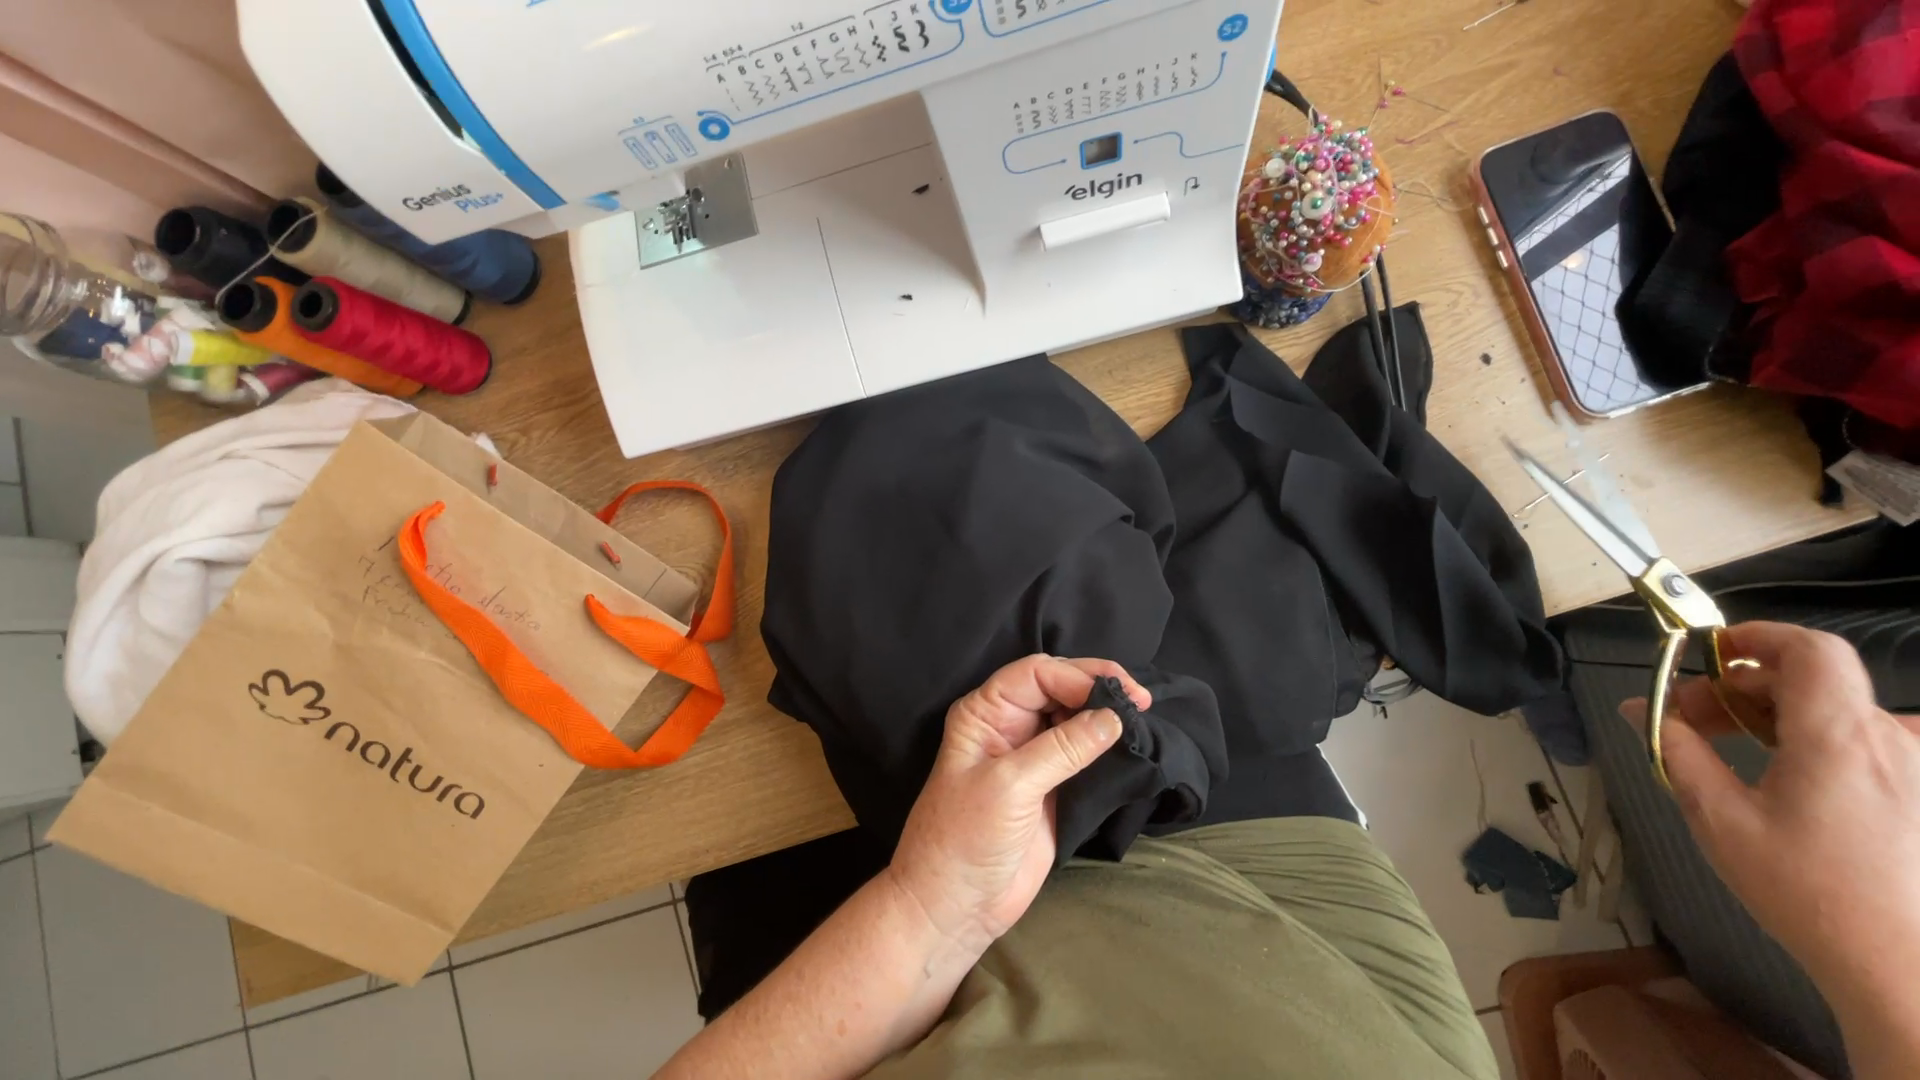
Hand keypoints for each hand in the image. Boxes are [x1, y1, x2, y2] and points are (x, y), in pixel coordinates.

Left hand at [885, 655, 1145, 951]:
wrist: (956, 905)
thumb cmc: (966, 838)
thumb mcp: (1011, 785)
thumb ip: (1062, 749)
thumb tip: (1114, 717)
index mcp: (985, 713)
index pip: (1035, 674)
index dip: (1076, 676)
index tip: (1115, 695)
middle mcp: (1007, 725)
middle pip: (1057, 687)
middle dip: (1097, 686)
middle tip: (1141, 698)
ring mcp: (1030, 756)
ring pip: (1073, 717)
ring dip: (1105, 713)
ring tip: (1144, 715)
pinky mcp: (1050, 786)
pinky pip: (1082, 752)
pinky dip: (1106, 744)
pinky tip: (1130, 744)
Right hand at [1621, 622, 1919, 1065]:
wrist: (1901, 966)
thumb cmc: (1802, 887)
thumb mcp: (1716, 815)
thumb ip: (1677, 748)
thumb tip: (1640, 708)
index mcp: (1840, 736)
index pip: (1810, 648)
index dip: (1756, 637)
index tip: (1705, 659)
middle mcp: (1890, 740)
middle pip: (1810, 680)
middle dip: (1740, 687)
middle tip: (1688, 720)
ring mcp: (1914, 769)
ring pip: (1833, 711)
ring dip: (1773, 716)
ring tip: (1728, 752)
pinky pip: (1861, 742)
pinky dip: (1809, 741)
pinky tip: (1780, 779)